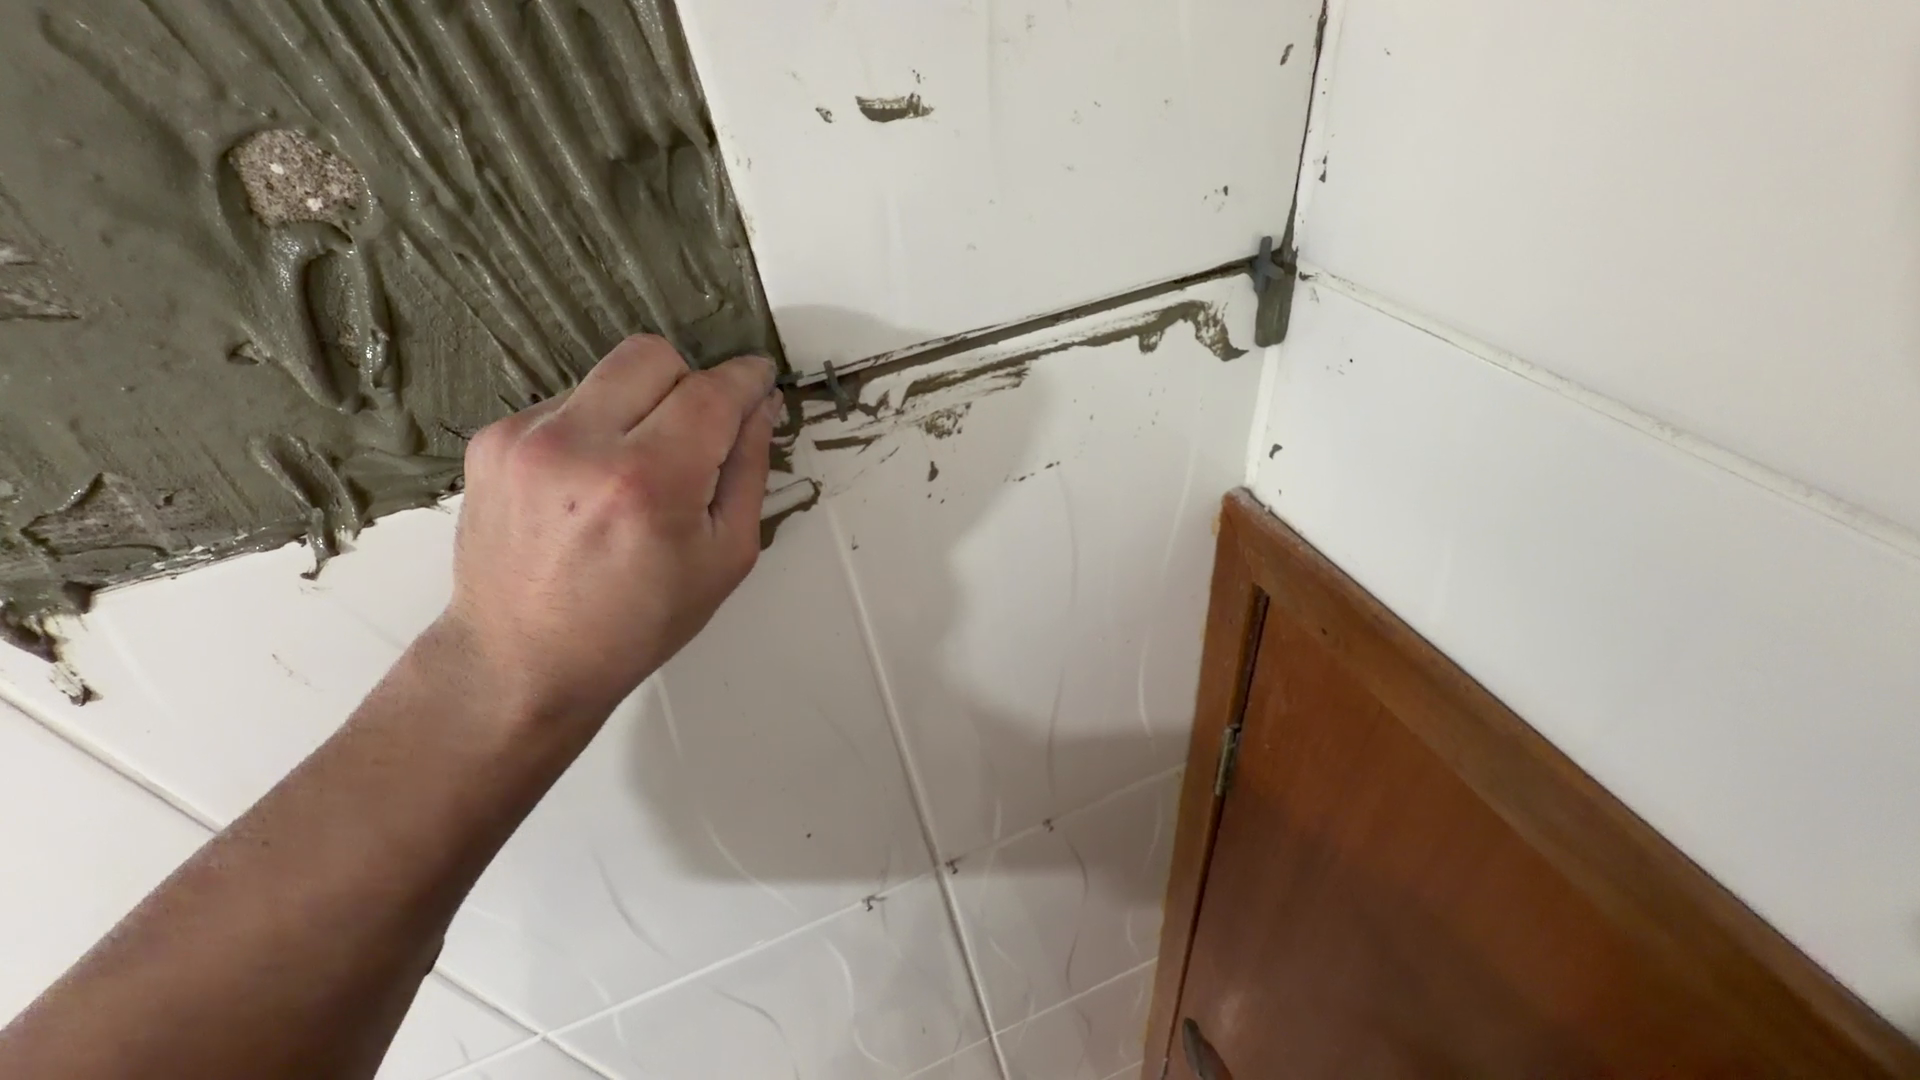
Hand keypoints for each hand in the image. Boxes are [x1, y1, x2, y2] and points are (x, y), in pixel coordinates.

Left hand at [438, 336, 779, 726]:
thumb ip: (749, 471)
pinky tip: (591, 483)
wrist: (522, 660)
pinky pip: (568, 402)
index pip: (711, 392)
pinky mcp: (491, 441)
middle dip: (691, 383)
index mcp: (648, 483)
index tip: (760, 377)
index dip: (745, 378)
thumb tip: (759, 407)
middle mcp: (580, 444)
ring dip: (641, 405)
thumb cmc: (639, 623)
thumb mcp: (725, 557)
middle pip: (654, 355)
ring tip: (635, 470)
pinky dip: (596, 427)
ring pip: (609, 374)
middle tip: (698, 432)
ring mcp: (525, 437)